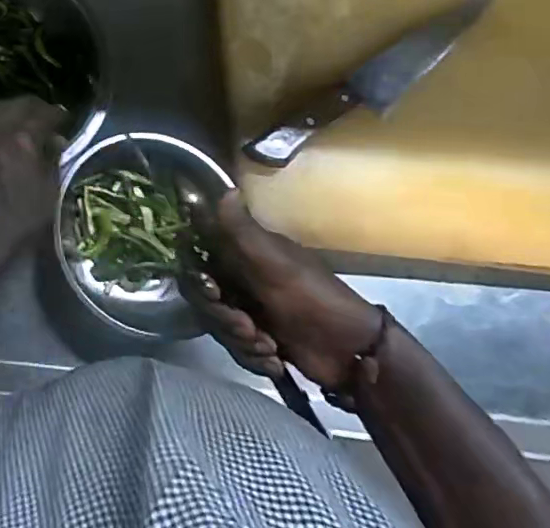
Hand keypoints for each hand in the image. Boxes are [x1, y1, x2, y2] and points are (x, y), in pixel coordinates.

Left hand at [0, 96, 65, 255]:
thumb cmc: (18, 218)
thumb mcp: (51, 192)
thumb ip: (57, 160)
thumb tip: (58, 140)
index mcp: (23, 138)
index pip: (48, 114)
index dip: (62, 118)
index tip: (68, 124)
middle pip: (23, 103)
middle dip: (40, 110)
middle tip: (50, 123)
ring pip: (1, 106)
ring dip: (17, 110)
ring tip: (27, 125)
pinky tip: (5, 134)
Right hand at [184, 191, 381, 390]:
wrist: (352, 352)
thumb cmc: (313, 298)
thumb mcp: (275, 262)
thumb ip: (241, 230)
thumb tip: (224, 187)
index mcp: (240, 253)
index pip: (197, 260)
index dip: (198, 278)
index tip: (214, 292)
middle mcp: (237, 278)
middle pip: (203, 299)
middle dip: (224, 319)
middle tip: (250, 329)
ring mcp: (246, 308)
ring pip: (217, 326)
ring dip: (242, 342)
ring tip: (269, 347)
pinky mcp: (257, 337)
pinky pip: (235, 348)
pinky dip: (253, 358)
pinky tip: (275, 361)